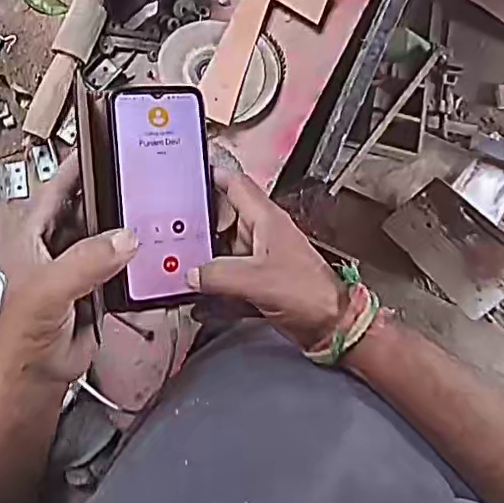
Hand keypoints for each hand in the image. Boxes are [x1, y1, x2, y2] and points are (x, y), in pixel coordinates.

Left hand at [0, 154, 138, 388]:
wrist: (38, 374)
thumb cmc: (23, 333)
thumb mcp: (48, 290)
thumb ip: (83, 262)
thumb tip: (123, 238)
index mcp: (33, 233)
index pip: (58, 187)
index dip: (79, 163)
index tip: (105, 141)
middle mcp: (55, 243)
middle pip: (88, 206)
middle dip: (112, 192)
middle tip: (143, 174)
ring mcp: (77, 263)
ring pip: (107, 233)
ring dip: (126, 224)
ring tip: (155, 206)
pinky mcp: (97, 284)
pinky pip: (120, 260)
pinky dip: (135, 255)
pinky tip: (154, 248)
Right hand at [189, 164, 346, 350]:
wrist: (331, 327)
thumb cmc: (309, 295)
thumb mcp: (256, 280)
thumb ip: (217, 274)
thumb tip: (191, 274)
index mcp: (266, 221)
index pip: (236, 185)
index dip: (213, 176)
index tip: (189, 175)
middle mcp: (262, 234)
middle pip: (223, 217)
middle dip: (198, 222)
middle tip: (172, 226)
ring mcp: (260, 257)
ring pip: (222, 247)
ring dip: (203, 255)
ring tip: (179, 260)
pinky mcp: (259, 279)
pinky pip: (227, 273)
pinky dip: (212, 280)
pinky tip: (198, 290)